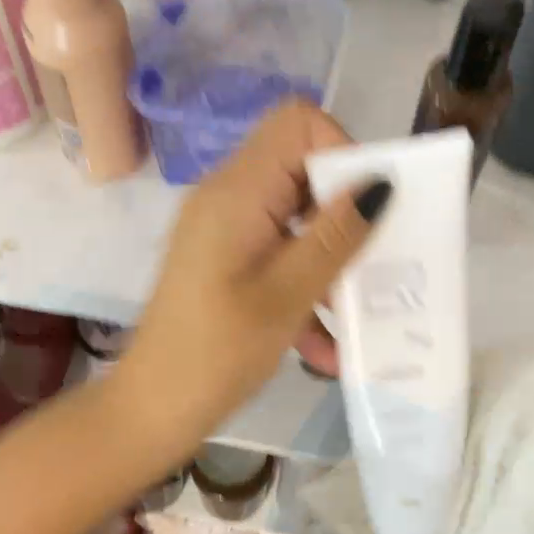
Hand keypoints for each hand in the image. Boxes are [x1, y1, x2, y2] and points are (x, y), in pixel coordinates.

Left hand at [113, 101, 392, 452]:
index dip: (344, 153)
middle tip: (376, 264)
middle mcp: (227, 199)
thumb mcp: (286, 296)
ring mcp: (224, 235)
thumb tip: (379, 182)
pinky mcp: (225, 267)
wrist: (153, 409)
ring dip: (331, 267)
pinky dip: (305, 293)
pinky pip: (278, 260)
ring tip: (356, 317)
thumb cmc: (216, 354)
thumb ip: (335, 236)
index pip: (299, 123)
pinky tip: (326, 348)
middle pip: (302, 172)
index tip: (370, 210)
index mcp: (236, 192)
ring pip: (297, 223)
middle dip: (346, 218)